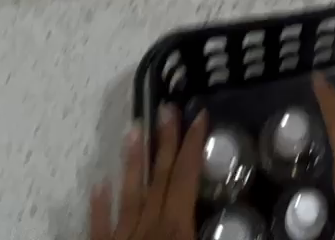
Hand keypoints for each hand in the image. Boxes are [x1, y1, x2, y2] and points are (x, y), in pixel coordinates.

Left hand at [89, 105, 210, 239]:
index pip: (186, 176)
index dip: (194, 144)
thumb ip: (213, 232)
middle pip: (159, 177)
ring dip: (133, 161)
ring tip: (132, 129)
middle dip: (165, 140)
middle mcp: (150, 224)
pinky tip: (98, 182)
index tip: (200, 114)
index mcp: (176, 227)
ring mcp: (123, 237)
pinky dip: (99, 205)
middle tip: (166, 107)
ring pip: (130, 194)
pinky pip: (100, 226)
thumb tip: (236, 217)